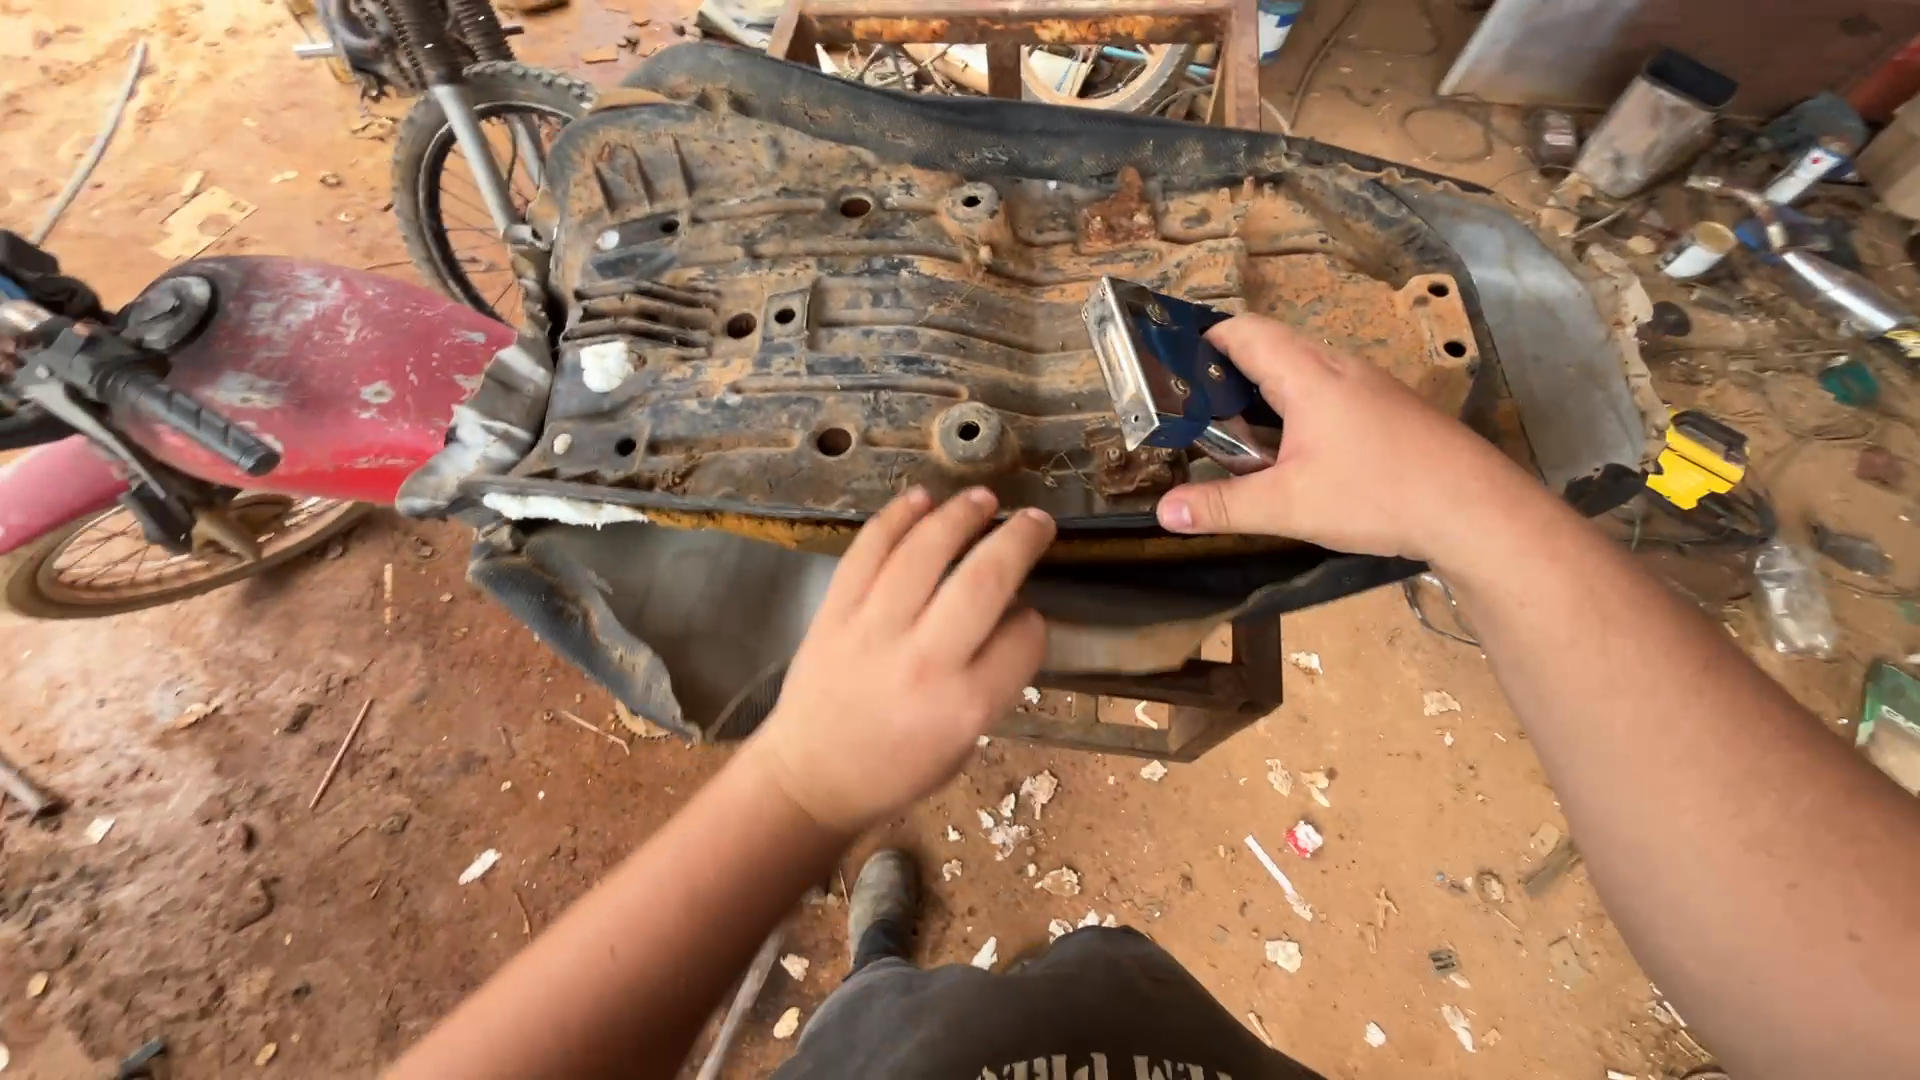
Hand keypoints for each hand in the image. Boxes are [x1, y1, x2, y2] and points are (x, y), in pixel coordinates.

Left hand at [745, 487, 1053, 834]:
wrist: (812, 777)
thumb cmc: (896, 769)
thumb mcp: (964, 743)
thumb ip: (992, 680)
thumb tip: (1009, 612)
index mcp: (965, 705)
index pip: (1024, 637)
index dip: (1035, 619)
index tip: (1028, 610)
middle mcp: (924, 662)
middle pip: (984, 581)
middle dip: (1019, 540)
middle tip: (1036, 520)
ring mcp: (873, 631)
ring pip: (924, 553)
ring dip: (960, 516)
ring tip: (982, 498)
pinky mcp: (834, 613)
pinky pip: (867, 552)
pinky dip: (895, 518)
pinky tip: (921, 499)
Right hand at [1155, 314, 1533, 563]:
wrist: (1476, 509)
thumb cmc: (1378, 494)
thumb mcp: (1287, 506)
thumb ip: (1221, 506)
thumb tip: (1164, 512)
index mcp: (1308, 375)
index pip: (1244, 332)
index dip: (1203, 340)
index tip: (1172, 367)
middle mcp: (1338, 367)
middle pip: (1270, 347)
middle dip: (1225, 372)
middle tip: (1192, 410)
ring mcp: (1367, 386)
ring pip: (1299, 371)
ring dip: (1261, 393)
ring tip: (1233, 434)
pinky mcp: (1386, 409)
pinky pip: (1325, 391)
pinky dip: (1293, 409)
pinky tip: (1290, 453)